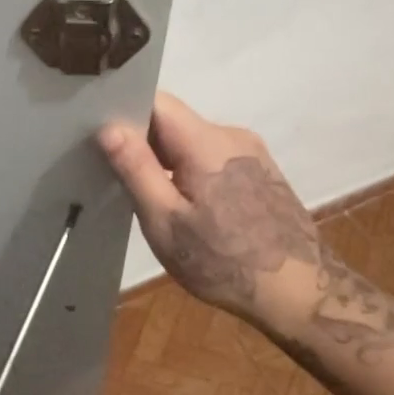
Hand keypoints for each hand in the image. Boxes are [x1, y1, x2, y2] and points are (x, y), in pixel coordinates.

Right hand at [98, 91, 322, 332]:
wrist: (297, 292)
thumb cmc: (222, 261)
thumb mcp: (165, 221)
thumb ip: (136, 169)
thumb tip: (108, 127)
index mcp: (207, 142)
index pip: (157, 102)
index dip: (123, 113)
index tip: (96, 138)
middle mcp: (232, 136)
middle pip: (174, 123)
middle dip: (141, 143)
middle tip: (111, 175)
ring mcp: (251, 154)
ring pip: (192, 143)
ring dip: (164, 162)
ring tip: (144, 198)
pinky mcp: (260, 174)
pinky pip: (211, 160)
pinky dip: (188, 174)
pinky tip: (181, 208)